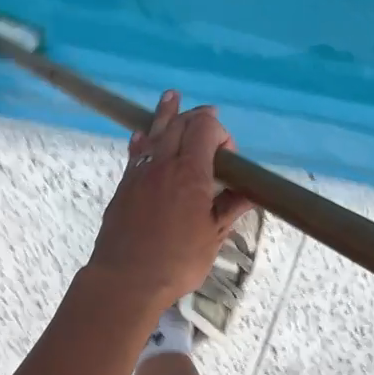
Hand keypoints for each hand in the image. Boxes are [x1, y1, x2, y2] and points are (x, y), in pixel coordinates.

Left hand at [84, 91, 256, 312]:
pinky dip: (143, 139)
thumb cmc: (176, 261)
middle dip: (196, 117)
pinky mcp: (124, 185)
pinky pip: (136, 152)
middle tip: (208, 117)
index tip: (228, 156)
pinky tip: (142, 134)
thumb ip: (229, 209)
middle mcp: (164, 164)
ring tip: (171, 96)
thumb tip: (249, 192)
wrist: (125, 278)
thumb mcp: (213, 238)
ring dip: (166, 113)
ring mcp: (140, 172)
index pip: (205, 129)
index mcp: (191, 173)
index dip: (219, 133)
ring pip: (154, 132)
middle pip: (179, 124)